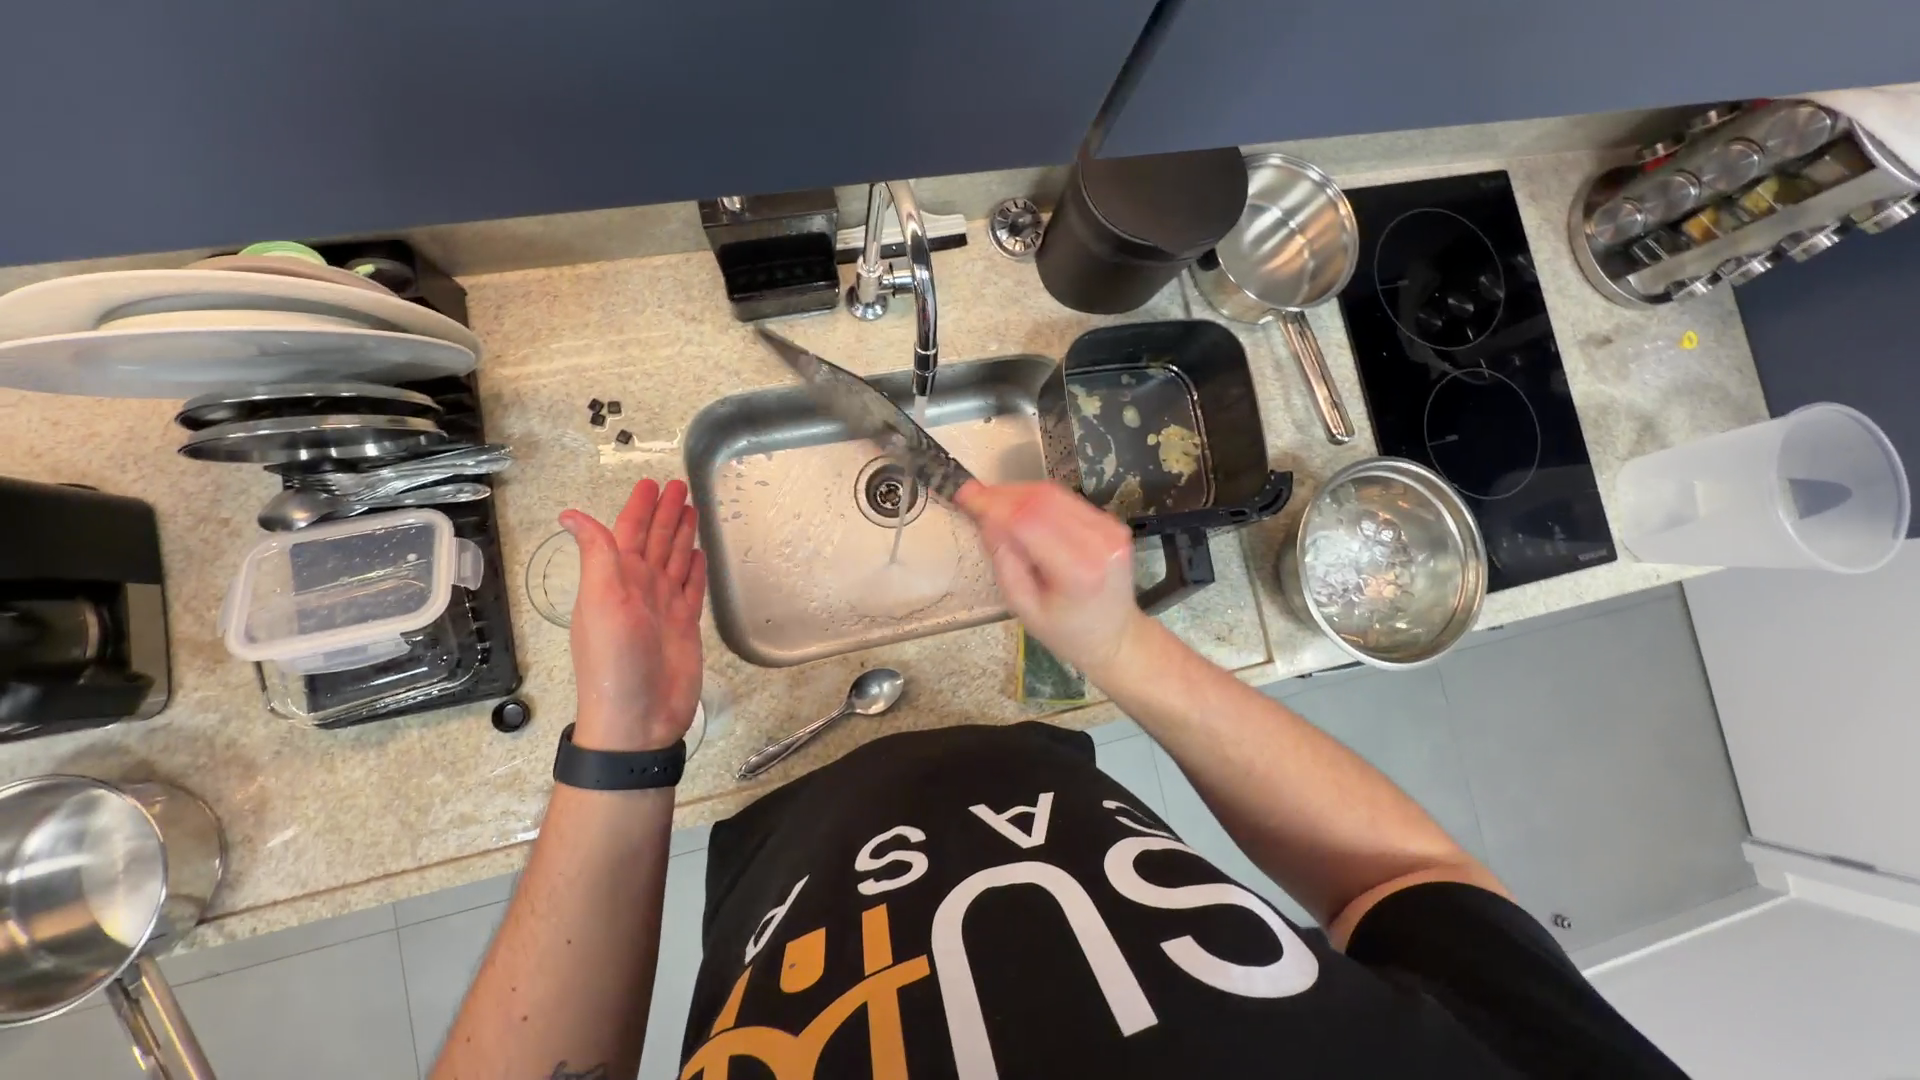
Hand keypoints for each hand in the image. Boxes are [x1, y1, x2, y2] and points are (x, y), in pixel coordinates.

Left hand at [558, 478, 706, 751]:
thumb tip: (571, 513)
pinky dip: (695, 571)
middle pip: (655, 541)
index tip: (652, 483)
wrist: (638, 718)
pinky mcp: (684, 627)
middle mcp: (639, 589)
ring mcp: (663, 608)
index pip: (629, 532)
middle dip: (666, 514)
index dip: (640, 508)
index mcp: (616, 579)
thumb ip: (597, 555)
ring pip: (674, 560)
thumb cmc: (615, 660)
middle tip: (680, 486)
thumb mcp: (600, 601)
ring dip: (682, 535)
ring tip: (693, 511)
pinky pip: (691, 589)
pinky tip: (699, 556)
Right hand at [954, 480, 1150, 678]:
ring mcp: (1109, 529)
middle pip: (1042, 500)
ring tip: (991, 501)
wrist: (1114, 636)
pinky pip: (1067, 501)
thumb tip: (986, 518)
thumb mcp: (1023, 608)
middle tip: (973, 495)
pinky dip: (1038, 500)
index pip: (1029, 521)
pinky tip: (1018, 509)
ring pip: (1054, 494)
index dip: (994, 504)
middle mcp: (1099, 542)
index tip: (965, 496)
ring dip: (1018, 493)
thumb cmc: (1065, 631)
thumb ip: (1004, 561)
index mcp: (1078, 570)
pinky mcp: (1111, 523)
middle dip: (1003, 494)